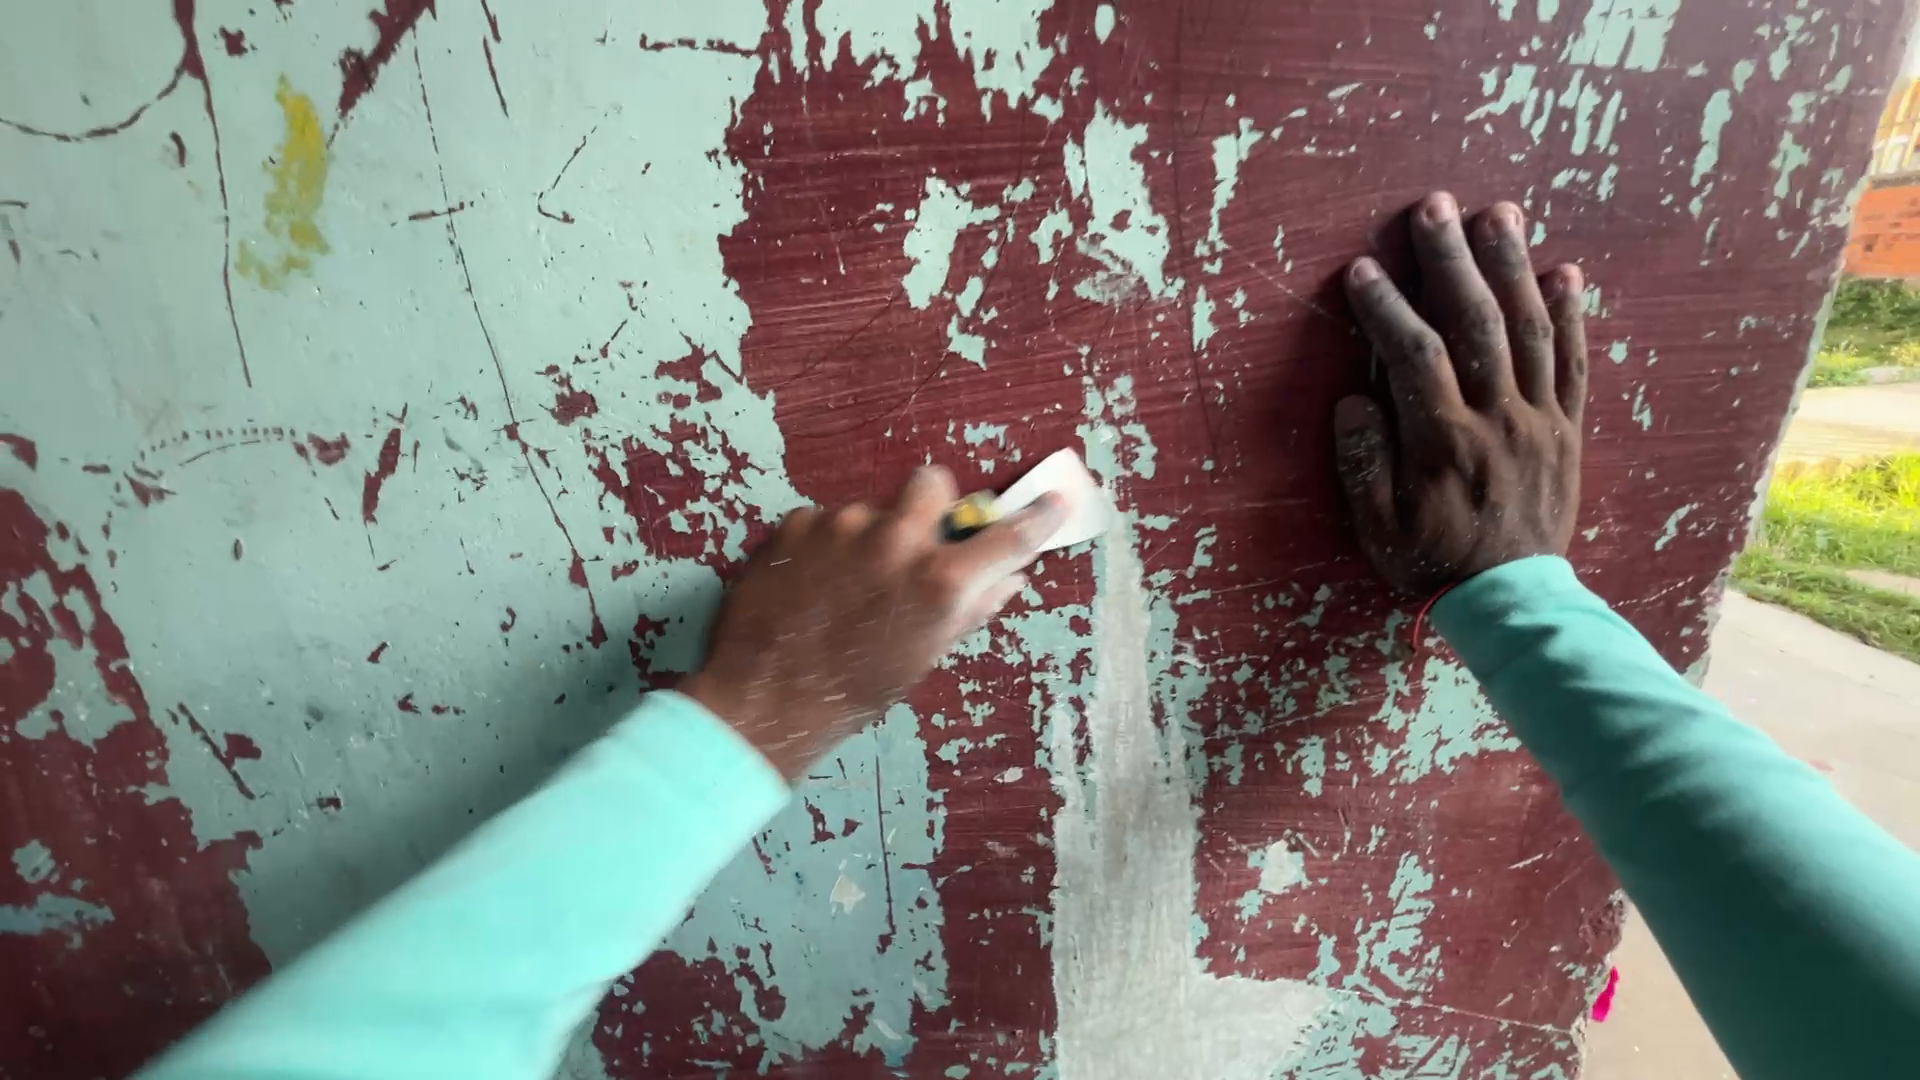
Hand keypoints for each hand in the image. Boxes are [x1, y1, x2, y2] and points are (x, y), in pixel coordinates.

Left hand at [681, 467, 1065, 778]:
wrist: (768, 699)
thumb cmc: (859, 688)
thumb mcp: (926, 655)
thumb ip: (972, 607)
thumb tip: (1011, 576)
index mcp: (938, 582)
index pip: (1007, 538)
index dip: (1037, 519)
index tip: (1052, 504)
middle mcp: (895, 541)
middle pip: (932, 482)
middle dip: (931, 504)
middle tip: (917, 536)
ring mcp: (841, 527)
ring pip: (872, 509)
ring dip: (871, 534)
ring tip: (848, 580)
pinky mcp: (796, 525)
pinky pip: (826, 521)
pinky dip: (828, 544)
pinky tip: (813, 580)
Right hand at [1333, 191, 1588, 596]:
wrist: (1511, 596)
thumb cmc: (1428, 558)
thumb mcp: (1375, 524)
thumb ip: (1362, 461)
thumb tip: (1353, 398)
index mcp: (1444, 441)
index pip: (1415, 357)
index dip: (1387, 309)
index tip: (1361, 271)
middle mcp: (1499, 418)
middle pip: (1478, 325)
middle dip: (1453, 261)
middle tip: (1434, 208)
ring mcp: (1540, 419)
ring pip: (1529, 330)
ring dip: (1513, 266)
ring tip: (1498, 213)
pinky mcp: (1567, 427)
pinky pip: (1573, 361)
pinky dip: (1571, 313)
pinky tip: (1563, 271)